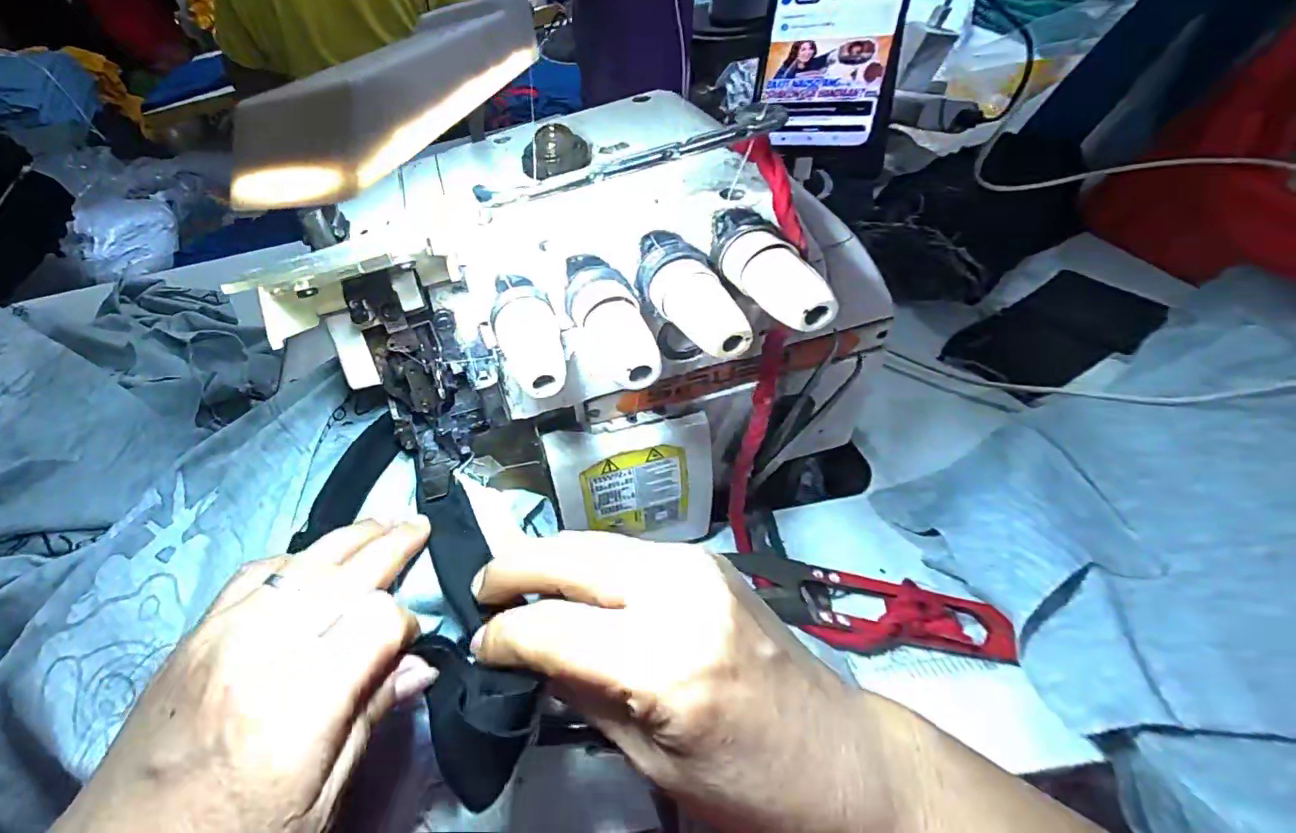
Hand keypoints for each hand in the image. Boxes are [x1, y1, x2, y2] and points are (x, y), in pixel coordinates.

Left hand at [52, 519, 437, 832]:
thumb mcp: (316, 809)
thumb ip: (366, 724)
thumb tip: (417, 667)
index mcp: (296, 705)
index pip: (372, 622)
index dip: (404, 622)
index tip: (417, 637)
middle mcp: (258, 649)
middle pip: (337, 577)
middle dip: (384, 546)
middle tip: (417, 525)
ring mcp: (220, 631)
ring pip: (295, 564)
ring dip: (341, 540)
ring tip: (376, 525)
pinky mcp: (195, 630)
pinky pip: (252, 574)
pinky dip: (291, 558)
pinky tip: (310, 558)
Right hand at [469, 533, 896, 832]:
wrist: (852, 761)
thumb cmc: (755, 788)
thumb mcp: (654, 765)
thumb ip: (581, 696)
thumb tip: (524, 656)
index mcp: (669, 662)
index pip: (553, 629)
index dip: (504, 635)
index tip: (479, 644)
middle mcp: (677, 594)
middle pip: (564, 560)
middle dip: (510, 571)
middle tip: (480, 591)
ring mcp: (691, 564)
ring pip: (586, 541)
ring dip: (543, 559)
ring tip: (513, 583)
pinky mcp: (699, 555)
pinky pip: (617, 547)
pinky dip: (581, 562)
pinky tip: (567, 582)